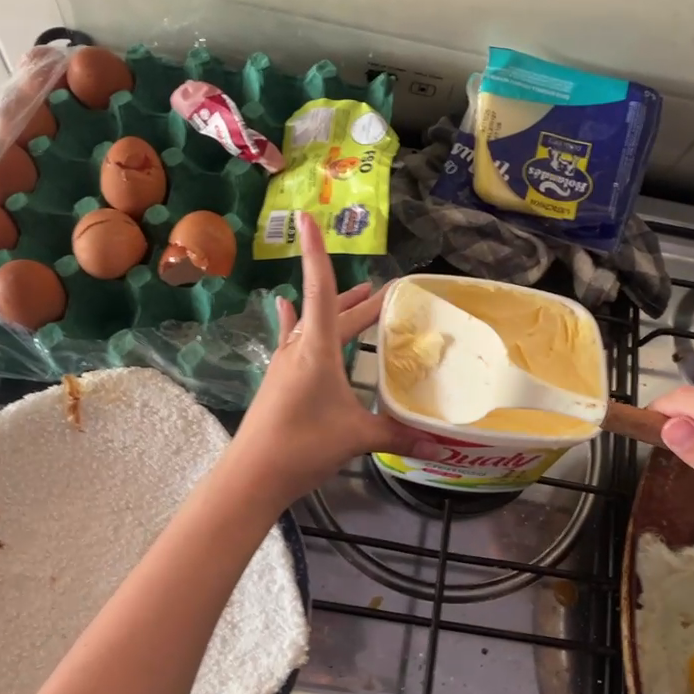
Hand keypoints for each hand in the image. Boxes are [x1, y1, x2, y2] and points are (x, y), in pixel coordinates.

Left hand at [227, 214, 436, 510]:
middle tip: (390, 293)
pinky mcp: (278, 381)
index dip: (316, 251)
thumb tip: (441, 446)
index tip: (307, 218)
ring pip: (314, 325)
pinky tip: (285, 310)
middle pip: (331, 311)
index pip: (321, 289)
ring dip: (337, 311)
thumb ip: (399, 435)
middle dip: (361, 300)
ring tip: (361, 298)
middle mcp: (298, 347)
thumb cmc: (303, 446)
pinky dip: (297, 323)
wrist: (252, 475)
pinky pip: (293, 341)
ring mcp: (285, 364)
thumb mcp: (356, 438)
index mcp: (317, 348)